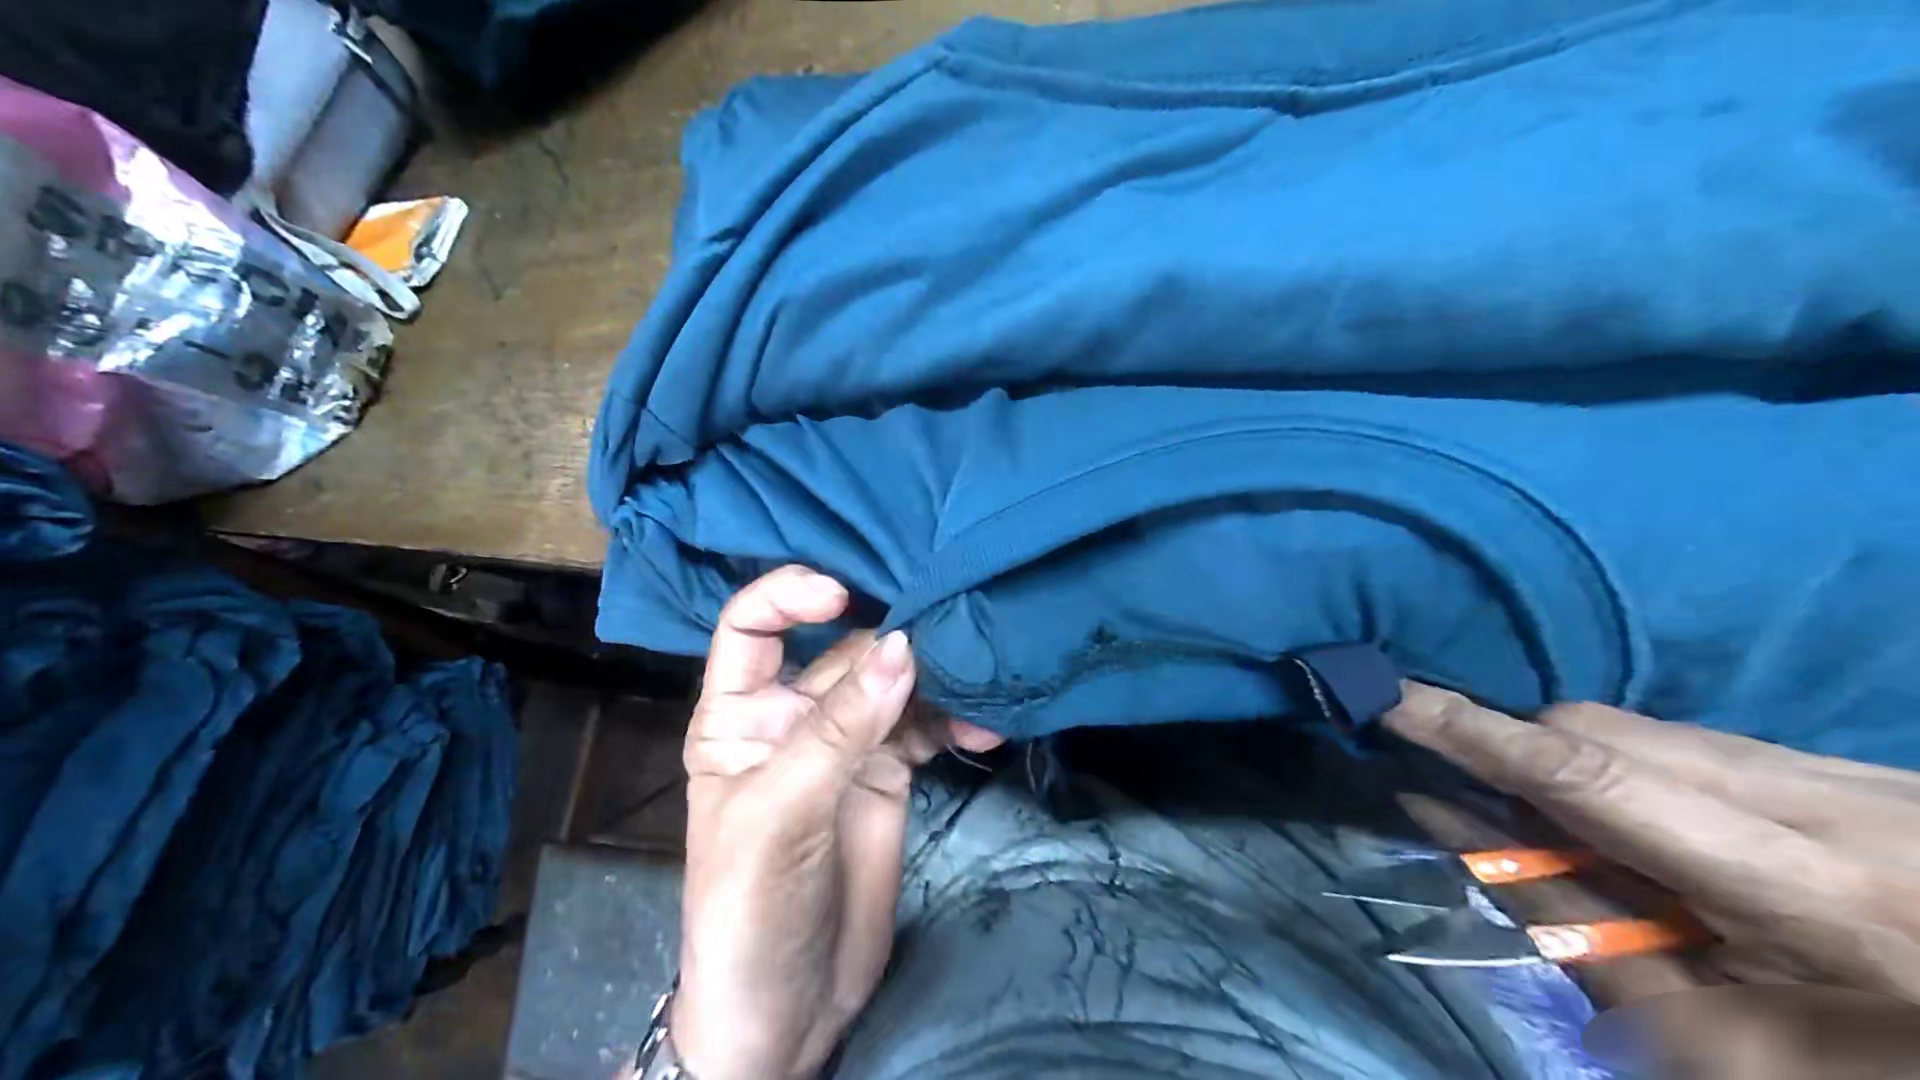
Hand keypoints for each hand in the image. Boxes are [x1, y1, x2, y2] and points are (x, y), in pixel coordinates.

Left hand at [671, 566, 1002, 1079]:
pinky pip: (923, 728)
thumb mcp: (782, 814)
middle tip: (947, 638)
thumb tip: (901, 646)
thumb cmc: (749, 908)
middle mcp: (792, 716)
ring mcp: (844, 743)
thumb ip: (840, 731)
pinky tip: (984, 730)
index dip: (789, 597)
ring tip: (978, 686)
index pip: (751, 626)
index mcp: (737, 714)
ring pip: (892, 685)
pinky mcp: (886, 772)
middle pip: (843, 651)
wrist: (789, 1011)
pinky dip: (953, 722)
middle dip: (891, 642)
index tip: (842, 596)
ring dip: (935, 682)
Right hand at [1382, 683, 1919, 1076]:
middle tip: (1506, 819)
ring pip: (1644, 726)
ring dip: (1582, 768)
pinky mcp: (1867, 767)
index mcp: (1806, 891)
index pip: (1586, 776)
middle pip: (1604, 730)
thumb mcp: (1704, 1036)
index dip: (1475, 733)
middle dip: (1524, 756)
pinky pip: (1696, 737)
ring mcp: (1861, 774)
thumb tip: (1435, 808)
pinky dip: (1642, 772)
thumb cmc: (1853, 1075)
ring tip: (1609, 847)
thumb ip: (1558, 913)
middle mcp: (1833, 803)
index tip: (1388, 698)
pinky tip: (1676, 837)